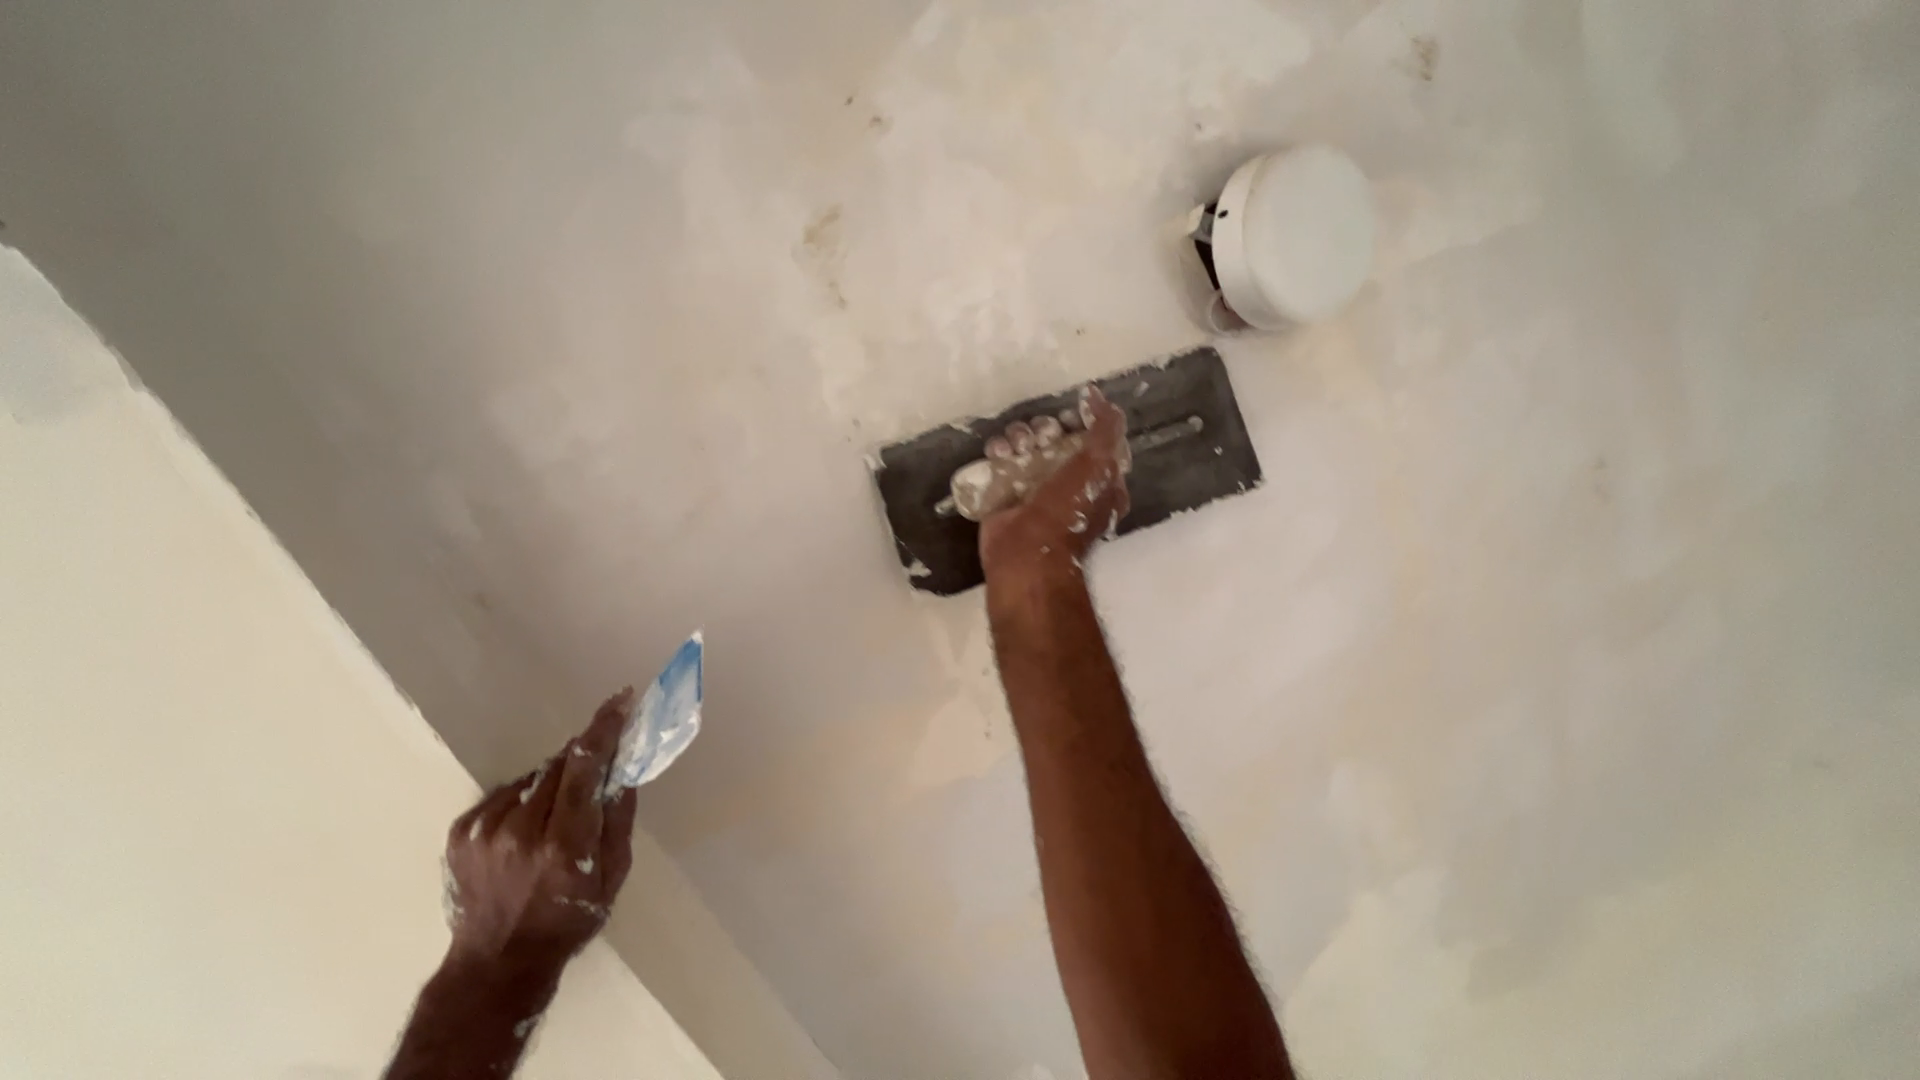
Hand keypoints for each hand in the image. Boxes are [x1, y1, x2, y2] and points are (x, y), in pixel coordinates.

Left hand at [441, 689, 639, 979]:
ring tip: (560, 811)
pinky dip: (525, 798)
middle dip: (584, 755)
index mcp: (564, 844)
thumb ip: (619, 819)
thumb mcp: (612, 876)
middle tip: (600, 757)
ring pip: (533, 777)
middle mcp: (521, 830)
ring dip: (555, 780)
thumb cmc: (568, 920)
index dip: (604, 729)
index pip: (586, 768)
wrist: (496, 962)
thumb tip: (625, 769)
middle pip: (560, 765)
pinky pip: (505, 793)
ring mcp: (485, 829)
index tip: (620, 700)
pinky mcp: (462, 831)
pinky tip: (530, 826)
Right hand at [978, 386, 1131, 577]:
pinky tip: (997, 453)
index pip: (1092, 439)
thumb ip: (1106, 428)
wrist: (1026, 554)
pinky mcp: (1005, 493)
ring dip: (1019, 436)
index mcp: (1099, 481)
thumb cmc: (1069, 512)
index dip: (1080, 422)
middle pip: (1055, 438)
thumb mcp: (1100, 465)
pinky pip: (1001, 461)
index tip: (1068, 417)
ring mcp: (1035, 489)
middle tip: (1040, 437)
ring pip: (1026, 445)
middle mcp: (1068, 484)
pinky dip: (998, 451)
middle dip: (1045, 429)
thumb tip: (1097, 394)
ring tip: (1015, 447)